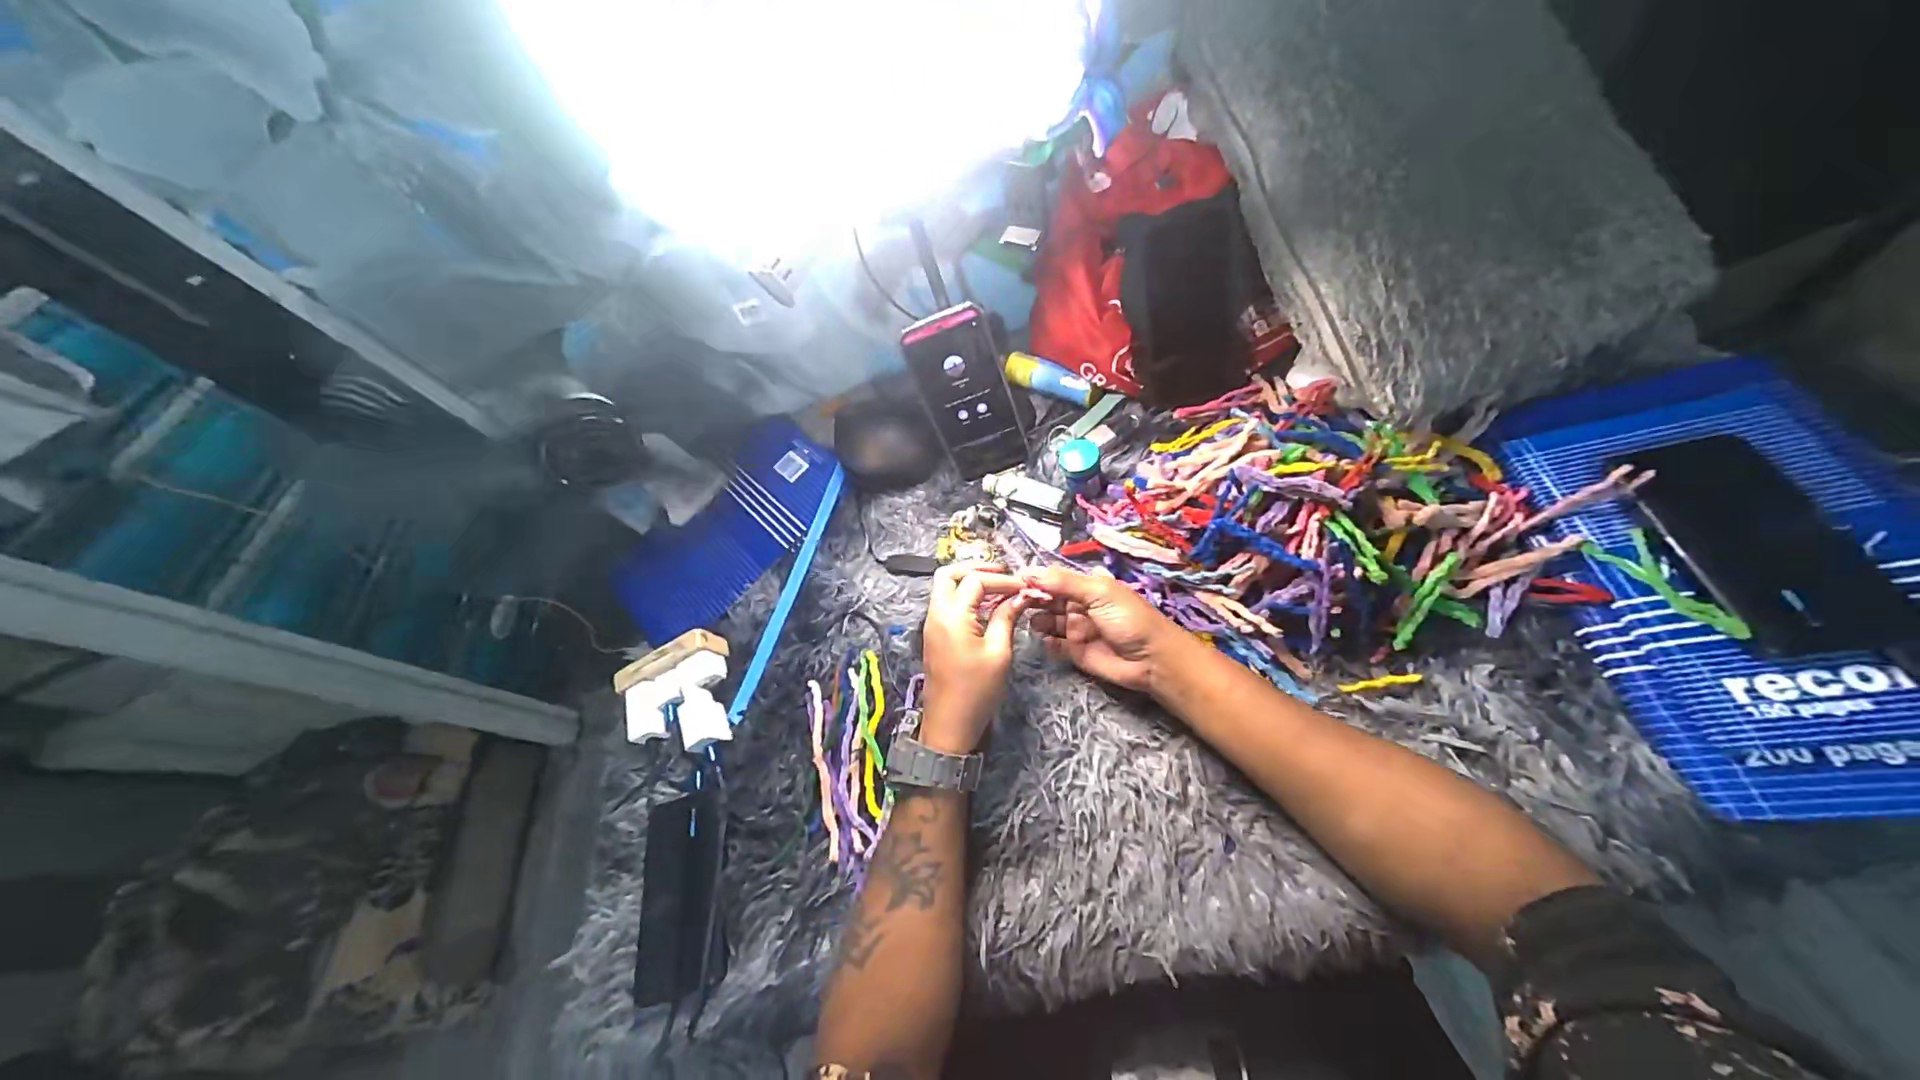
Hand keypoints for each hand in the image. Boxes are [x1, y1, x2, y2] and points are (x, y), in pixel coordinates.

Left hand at [919, 563, 1029, 754]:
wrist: (949, 723)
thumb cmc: (976, 691)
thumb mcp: (999, 652)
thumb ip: (1007, 617)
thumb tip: (1020, 596)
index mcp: (951, 616)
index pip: (976, 580)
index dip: (1003, 580)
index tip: (1025, 587)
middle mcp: (936, 614)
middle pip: (949, 574)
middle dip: (976, 568)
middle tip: (1004, 573)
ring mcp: (932, 624)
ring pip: (944, 586)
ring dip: (969, 580)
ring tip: (999, 586)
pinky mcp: (934, 634)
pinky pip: (946, 602)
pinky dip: (964, 595)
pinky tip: (987, 604)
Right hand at [1022, 566, 1181, 694]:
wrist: (1152, 660)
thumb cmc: (1129, 619)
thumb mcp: (1098, 592)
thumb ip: (1064, 582)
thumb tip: (1029, 571)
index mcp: (1086, 586)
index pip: (1054, 578)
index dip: (1036, 579)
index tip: (1016, 580)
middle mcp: (1078, 605)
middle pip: (1047, 598)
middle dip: (1032, 597)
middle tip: (1017, 601)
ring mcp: (1075, 628)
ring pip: (1046, 620)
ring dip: (1035, 617)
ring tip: (1024, 617)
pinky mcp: (1074, 652)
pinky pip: (1053, 644)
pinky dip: (1045, 640)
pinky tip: (1041, 636)